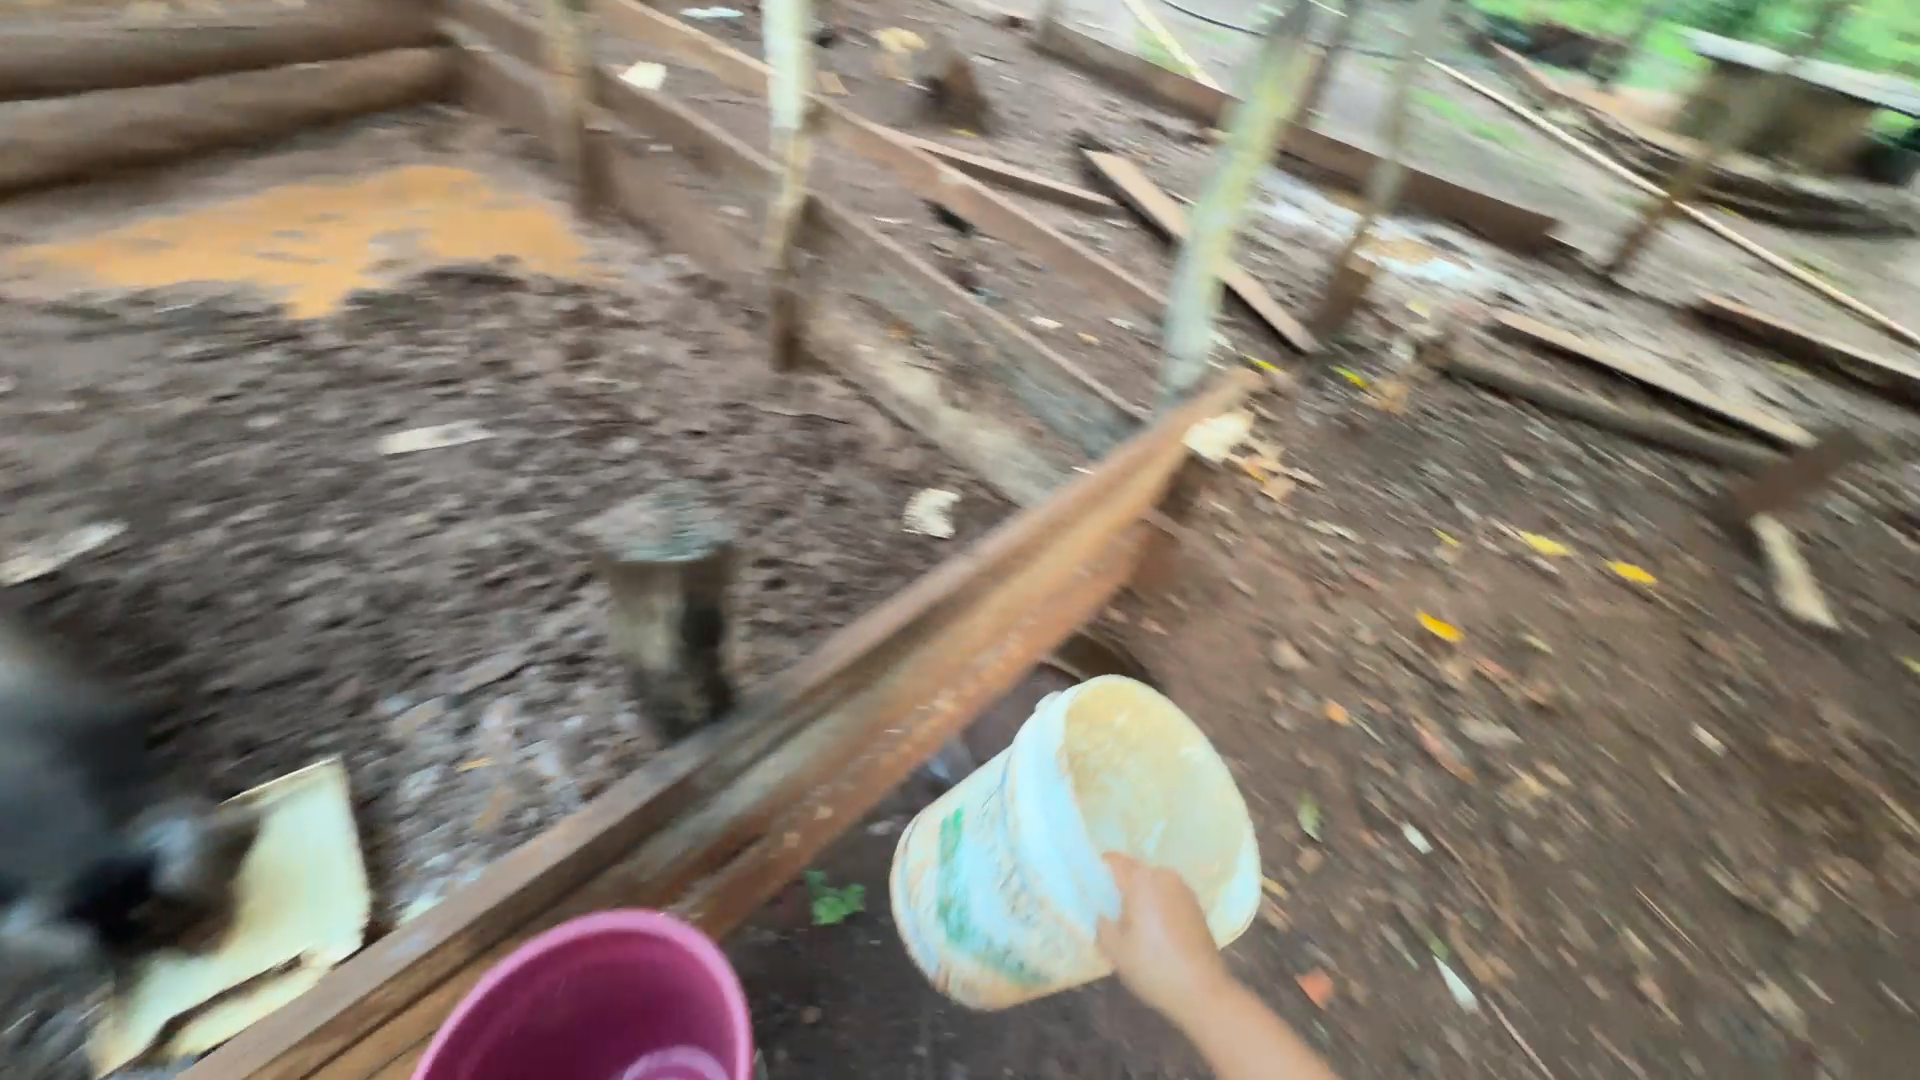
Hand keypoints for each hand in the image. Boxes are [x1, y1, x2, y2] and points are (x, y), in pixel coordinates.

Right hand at [1095, 853, 1230, 1022]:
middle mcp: (1164, 875)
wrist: (1204, 992)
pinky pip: (1168, 897)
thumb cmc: (1154, 966)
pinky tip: (1156, 934)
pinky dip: (1158, 907)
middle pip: (1133, 871)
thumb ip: (1101, 923)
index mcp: (1141, 879)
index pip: (1112, 860)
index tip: (1090, 892)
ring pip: (1152, 885)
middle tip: (1110, 914)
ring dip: (1140, 897)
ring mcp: (1184, 889)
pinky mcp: (1197, 906)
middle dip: (1120, 888)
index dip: (1097, 872)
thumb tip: (1101, 913)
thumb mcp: (1115, 949)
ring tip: (1133, 927)